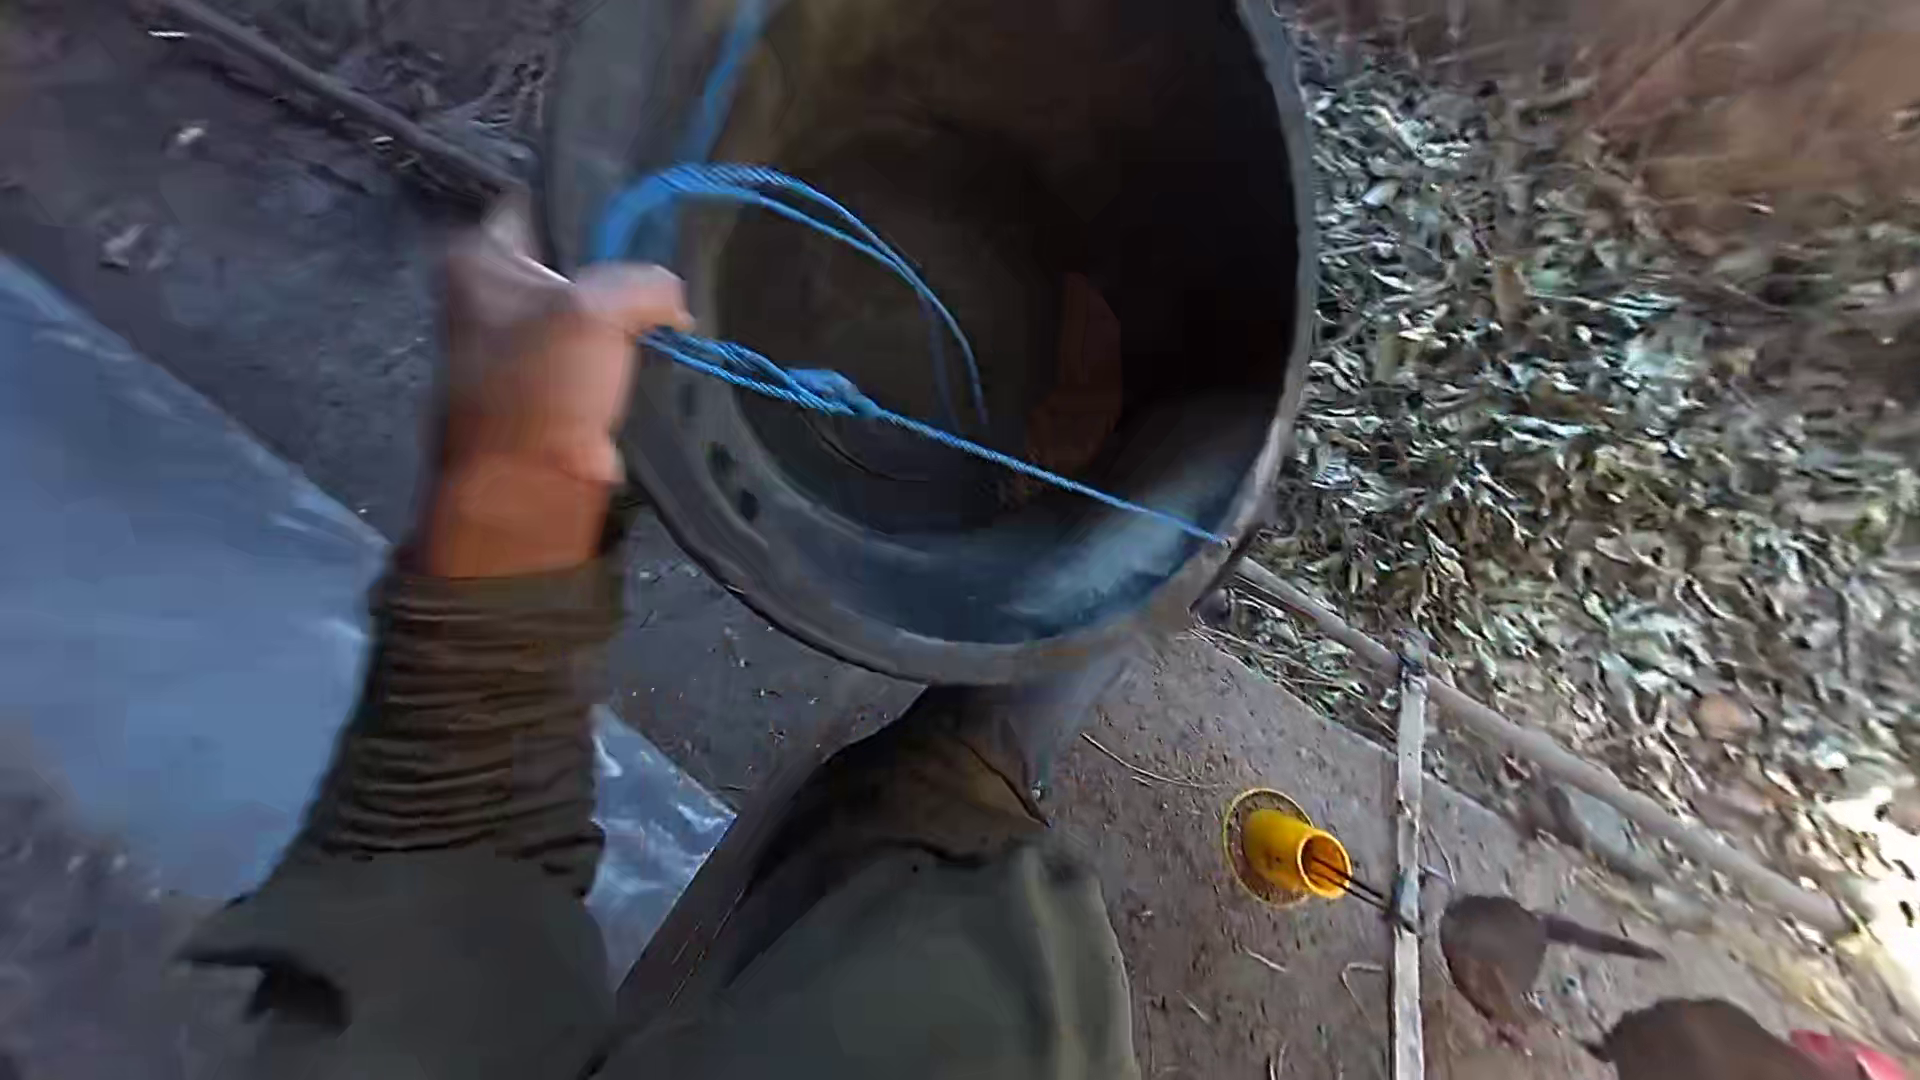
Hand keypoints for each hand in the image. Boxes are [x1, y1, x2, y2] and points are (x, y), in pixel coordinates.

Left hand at [422, 200, 691, 577]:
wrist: (533, 480)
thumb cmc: (545, 386)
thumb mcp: (596, 313)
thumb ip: (645, 283)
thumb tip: (677, 299)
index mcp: (484, 258)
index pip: (547, 204)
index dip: (600, 206)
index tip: (656, 216)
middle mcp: (503, 292)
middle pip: (579, 258)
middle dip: (629, 266)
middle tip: (681, 268)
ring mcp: (534, 339)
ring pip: (601, 306)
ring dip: (639, 313)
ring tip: (683, 309)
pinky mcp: (565, 380)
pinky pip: (610, 347)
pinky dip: (638, 347)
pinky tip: (672, 346)